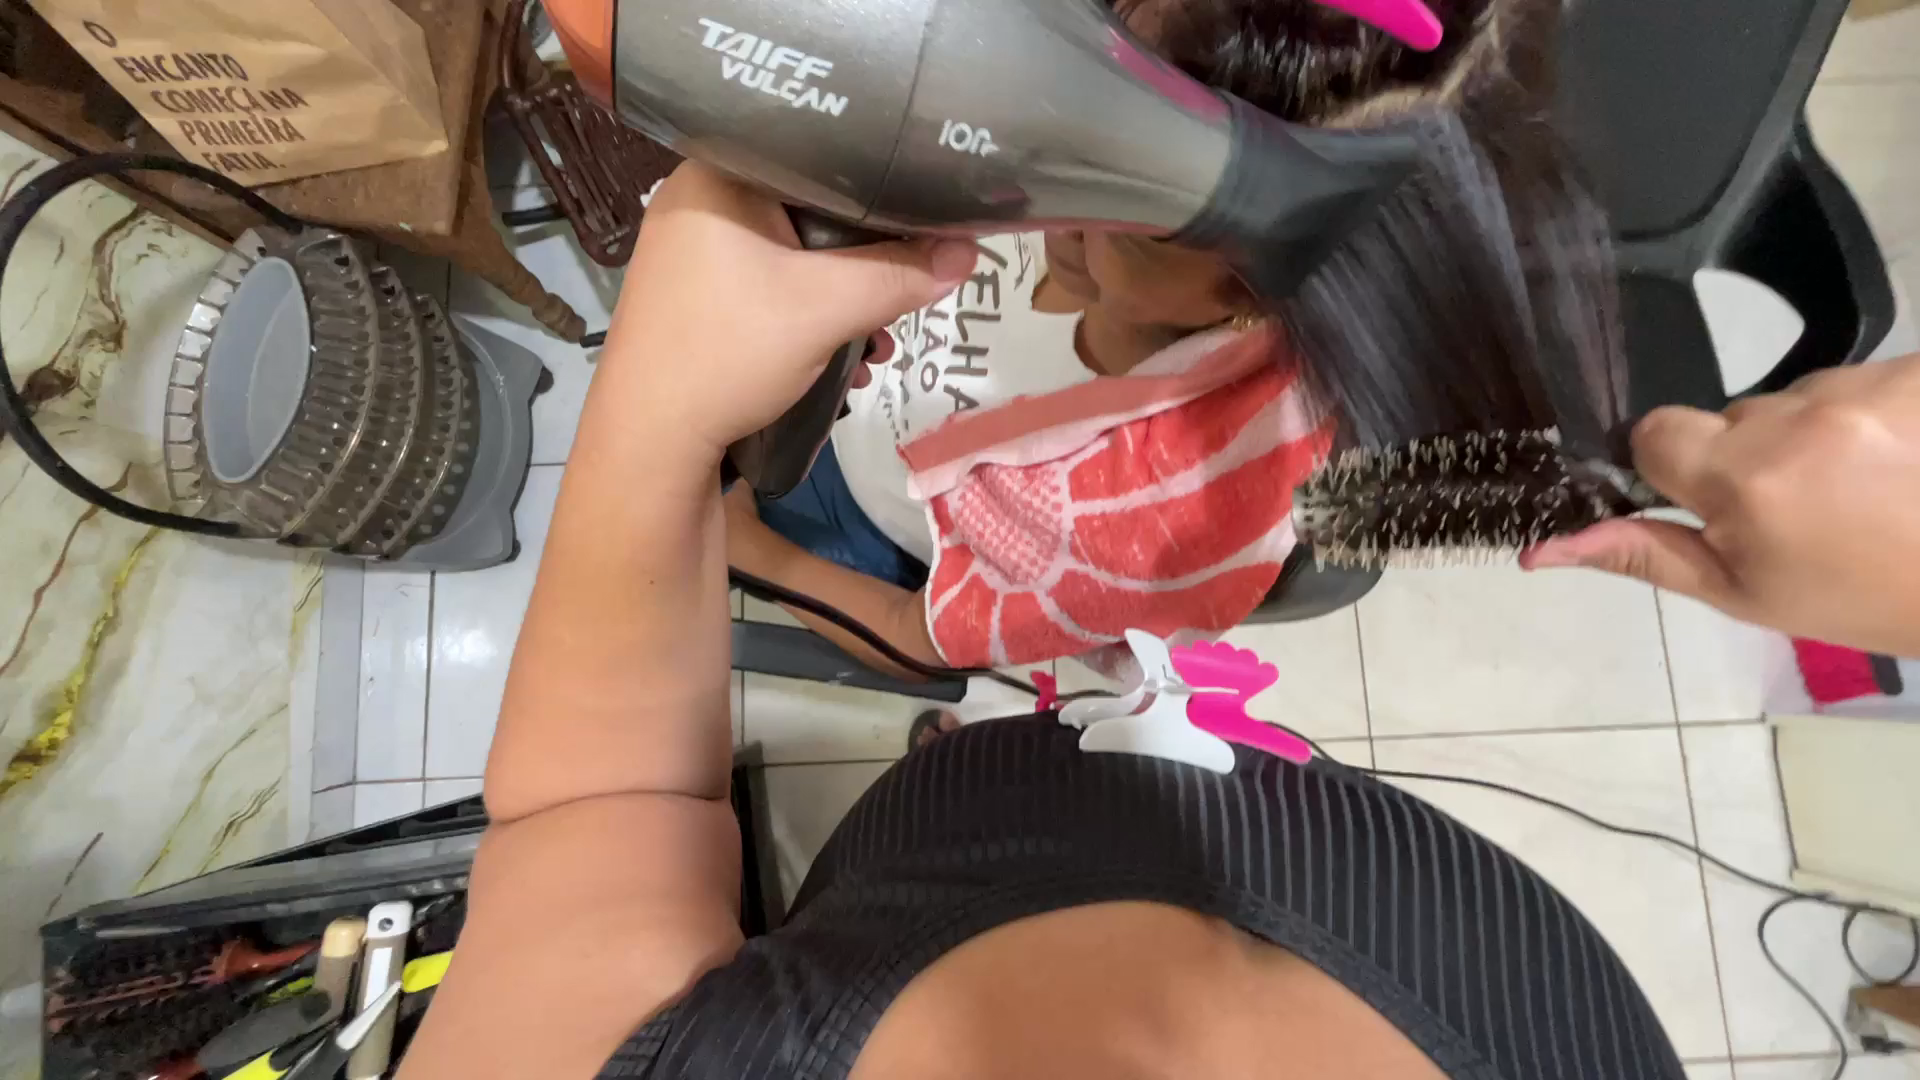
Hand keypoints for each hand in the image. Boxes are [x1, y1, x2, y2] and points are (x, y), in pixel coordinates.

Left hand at [598, 161, 975, 459]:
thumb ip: (899, 277)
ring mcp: (692, 254)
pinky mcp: (695, 299)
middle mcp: (700, 200)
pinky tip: (837, 360)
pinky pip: (768, 292)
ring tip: (876, 346)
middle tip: (900, 302)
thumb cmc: (730, 353)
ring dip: (842, 304)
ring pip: (793, 262)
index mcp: (719, 172)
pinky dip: (807, 320)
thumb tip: (971, 254)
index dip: (879, 196)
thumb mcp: (826, 309)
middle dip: (864, 269)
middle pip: (811, 217)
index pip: (821, 162)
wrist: (652, 441)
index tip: (920, 229)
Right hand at [1523, 354, 1919, 654]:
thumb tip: (1537, 551)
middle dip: (1752, 451)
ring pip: (1803, 396)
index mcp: (1746, 476)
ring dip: (1820, 431)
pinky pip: (1871, 380)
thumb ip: (1640, 554)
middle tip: (1806, 503)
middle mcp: (1805, 419)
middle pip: (1732, 413)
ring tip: (1875, 480)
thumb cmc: (1864, 599)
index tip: (1715, 498)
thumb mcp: (1741, 591)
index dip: (1673, 462)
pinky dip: (1881, 414)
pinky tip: (1910, 456)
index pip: (1655, 431)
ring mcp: (1882, 389)